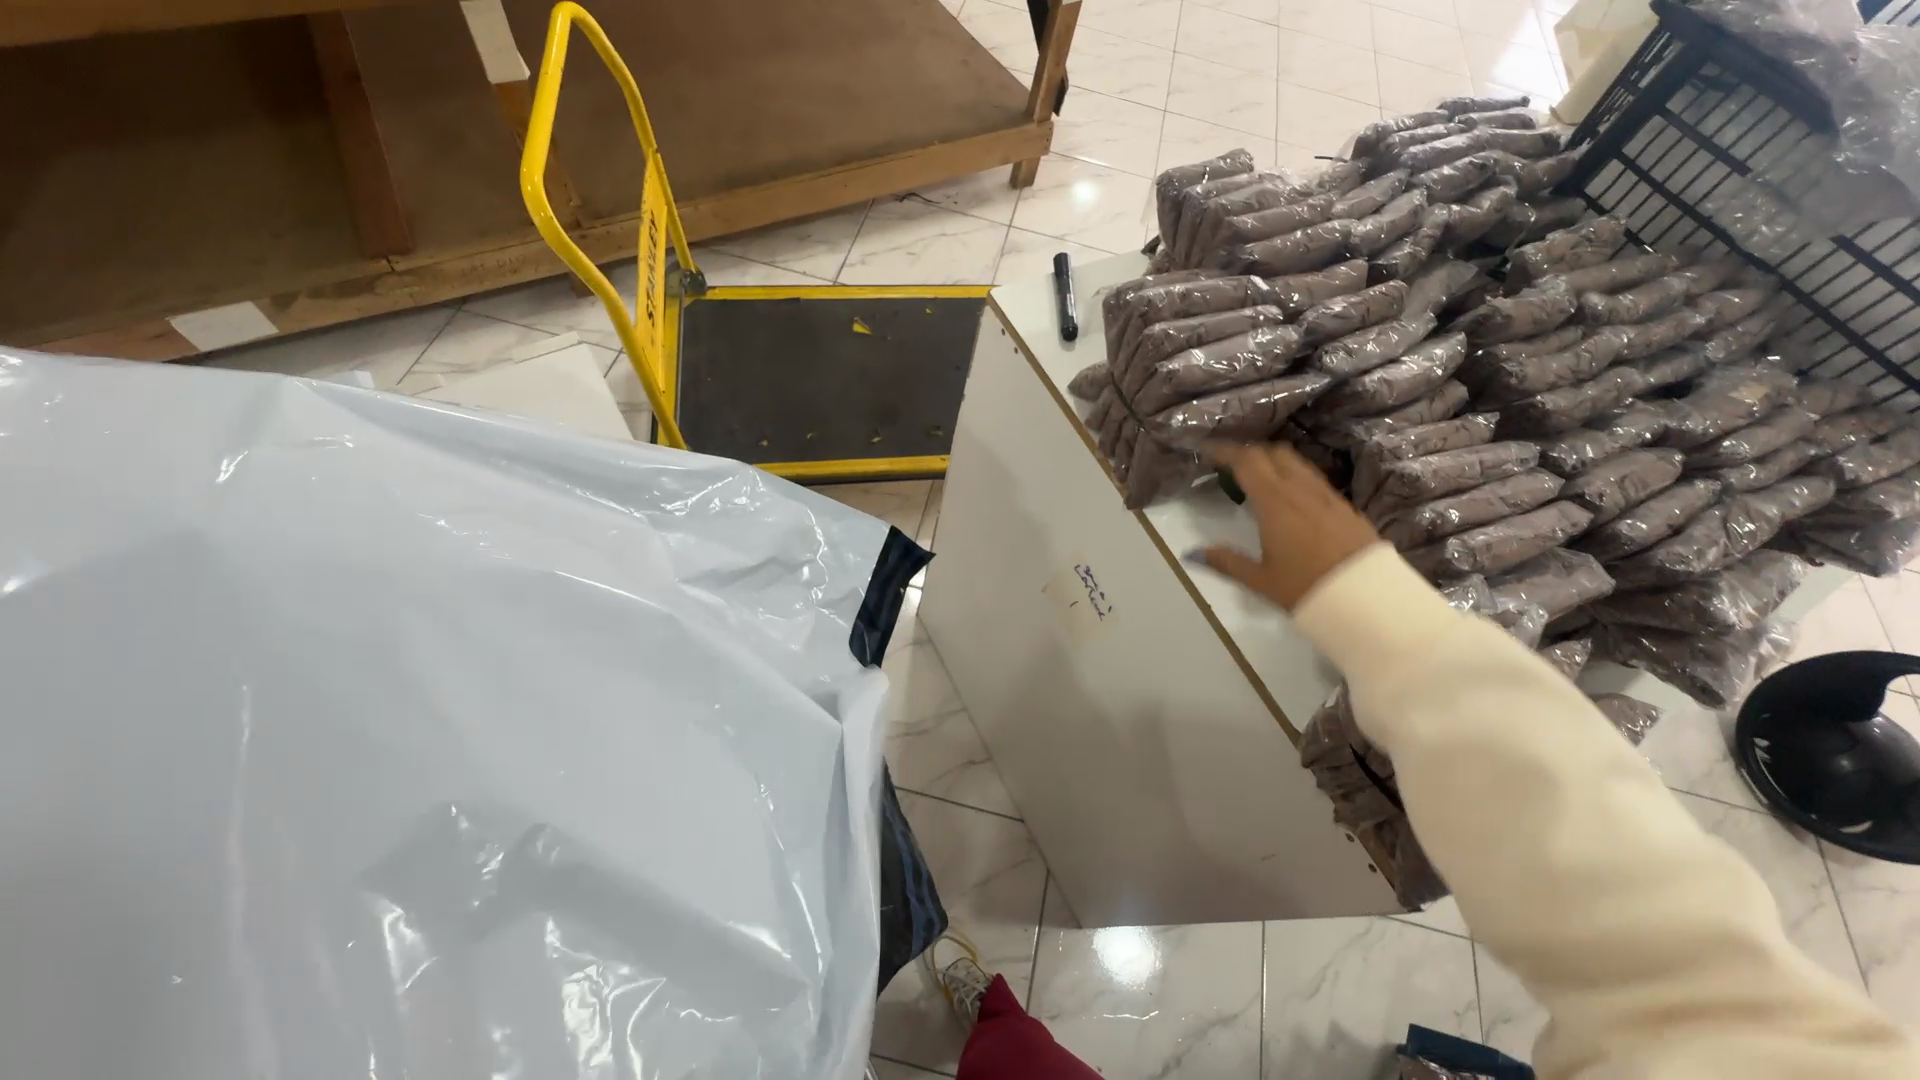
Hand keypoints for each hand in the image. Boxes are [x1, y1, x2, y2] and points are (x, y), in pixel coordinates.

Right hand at [1195, 443, 1379, 610]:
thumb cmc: (1306, 587)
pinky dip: (1297, 479)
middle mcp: (1300, 489)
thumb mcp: (1260, 580)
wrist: (1366, 597)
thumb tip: (1193, 553)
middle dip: (1251, 453)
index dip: (1226, 451)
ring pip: (1298, 463)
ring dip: (1276, 463)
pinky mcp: (1345, 507)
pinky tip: (1293, 500)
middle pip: (1274, 453)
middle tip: (1234, 466)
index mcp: (1274, 502)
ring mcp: (1327, 495)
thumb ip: (1227, 562)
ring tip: (1263, 480)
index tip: (1209, 451)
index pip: (1247, 461)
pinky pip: (1315, 480)